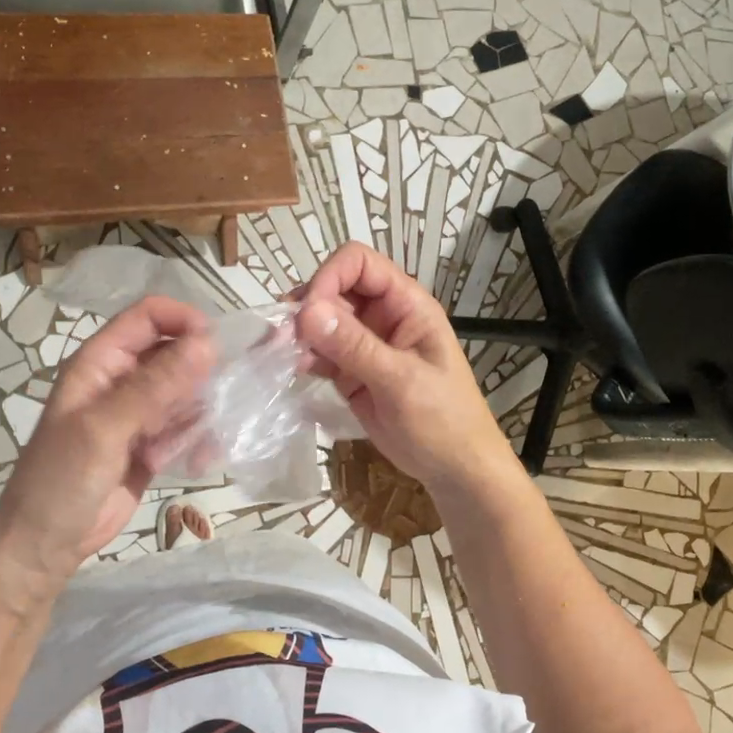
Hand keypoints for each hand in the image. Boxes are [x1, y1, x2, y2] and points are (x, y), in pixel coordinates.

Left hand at [0, 296, 214, 585]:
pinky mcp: (152, 446)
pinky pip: (185, 428)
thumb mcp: (105, 428)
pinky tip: (200, 460)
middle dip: (201, 369)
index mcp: (100, 362)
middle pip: (173, 353)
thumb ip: (155, 386)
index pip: (148, 317)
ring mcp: (137, 415)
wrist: (45, 544)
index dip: (183, 320)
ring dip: (202, 410)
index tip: (217, 345)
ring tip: (205, 437)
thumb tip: (207, 343)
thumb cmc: (62, 479)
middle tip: (224, 396)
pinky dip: (197, 439)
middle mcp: (121, 381)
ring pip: (185, 392)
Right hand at [295, 243, 518, 488]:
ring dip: (298, 333)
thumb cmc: (443, 420)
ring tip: (278, 353)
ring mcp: (365, 345)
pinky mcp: (351, 373)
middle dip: (306, 307)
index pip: (358, 264)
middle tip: (280, 337)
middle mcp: (382, 317)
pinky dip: (303, 357)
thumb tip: (307, 312)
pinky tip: (292, 369)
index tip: (307, 312)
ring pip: (322, 322)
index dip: (329, 277)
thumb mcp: (401, 381)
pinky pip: (321, 353)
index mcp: (406, 305)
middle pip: (334, 289)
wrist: (455, 469)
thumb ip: (355, 347)